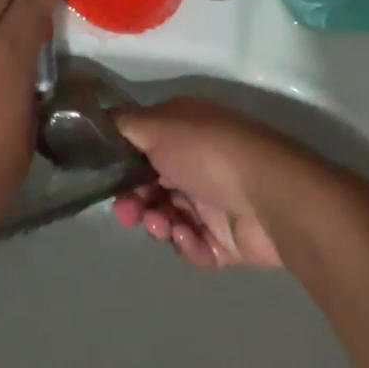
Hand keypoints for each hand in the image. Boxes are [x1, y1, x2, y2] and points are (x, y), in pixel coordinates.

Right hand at [112, 97, 302, 268]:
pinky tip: (189, 237)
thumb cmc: (207, 152)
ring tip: (162, 225)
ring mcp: (214, 202)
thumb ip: (121, 125)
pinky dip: (187, 244)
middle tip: (128, 213)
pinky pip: (195, 245)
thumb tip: (98, 122)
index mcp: (183, 131)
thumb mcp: (155, 125)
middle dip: (135, 200)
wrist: (270, 196)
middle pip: (152, 185)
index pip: (142, 146)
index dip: (121, 164)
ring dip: (158, 222)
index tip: (106, 179)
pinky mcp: (228, 239)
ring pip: (169, 216)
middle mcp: (197, 163)